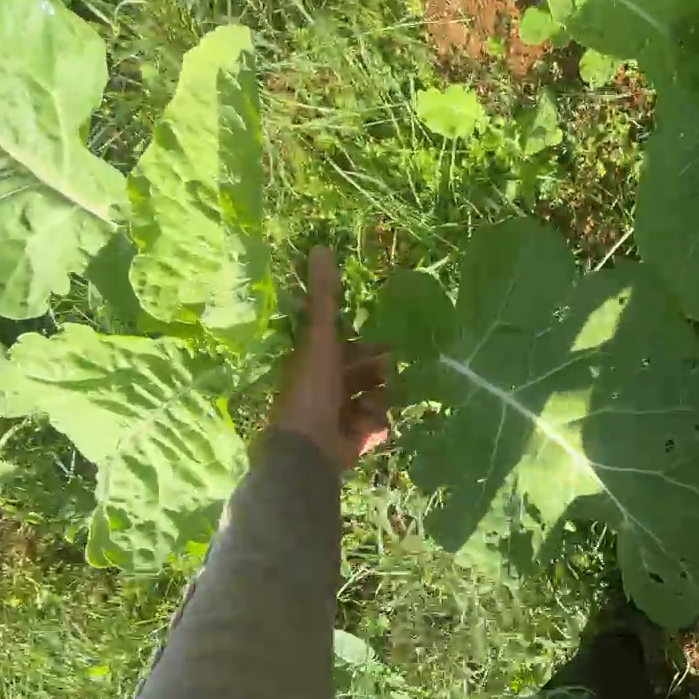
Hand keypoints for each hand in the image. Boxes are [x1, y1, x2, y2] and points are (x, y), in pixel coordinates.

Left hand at [275, 246, 388, 469]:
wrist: (308, 450)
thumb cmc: (313, 391)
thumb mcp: (320, 339)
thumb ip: (325, 298)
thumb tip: (321, 248)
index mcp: (317, 364)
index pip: (350, 350)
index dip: (370, 348)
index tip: (389, 348)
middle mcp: (327, 390)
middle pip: (365, 376)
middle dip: (381, 376)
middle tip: (391, 378)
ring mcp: (338, 418)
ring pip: (373, 402)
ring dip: (379, 403)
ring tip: (375, 409)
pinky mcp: (350, 443)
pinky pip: (374, 430)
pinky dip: (375, 428)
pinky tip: (374, 429)